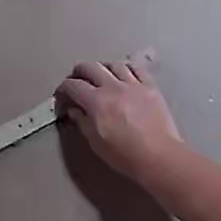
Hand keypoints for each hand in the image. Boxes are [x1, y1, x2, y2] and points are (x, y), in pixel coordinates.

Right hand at [55, 59, 183, 181]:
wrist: (158, 156)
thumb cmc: (124, 155)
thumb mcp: (96, 142)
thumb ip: (82, 122)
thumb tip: (74, 110)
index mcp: (96, 102)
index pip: (73, 85)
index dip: (63, 89)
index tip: (62, 96)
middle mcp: (113, 87)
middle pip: (90, 67)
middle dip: (78, 72)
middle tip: (77, 80)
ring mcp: (134, 85)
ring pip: (113, 64)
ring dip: (102, 68)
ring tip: (100, 76)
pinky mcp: (150, 87)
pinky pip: (136, 69)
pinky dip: (126, 68)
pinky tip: (123, 74)